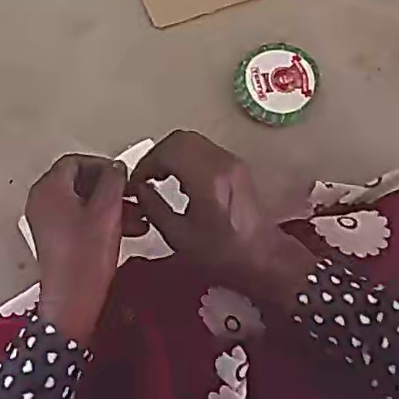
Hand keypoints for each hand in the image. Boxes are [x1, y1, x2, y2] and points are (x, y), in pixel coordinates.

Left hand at [26, 154, 128, 342]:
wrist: (73, 301)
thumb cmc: (83, 260)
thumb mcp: (107, 210)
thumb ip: (113, 180)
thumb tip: (116, 168)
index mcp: (49, 189)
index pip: (75, 161)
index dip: (102, 165)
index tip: (121, 174)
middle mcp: (42, 202)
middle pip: (78, 180)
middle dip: (108, 187)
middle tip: (128, 192)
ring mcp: (46, 222)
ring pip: (81, 201)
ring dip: (109, 205)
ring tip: (134, 215)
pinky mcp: (55, 240)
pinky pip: (79, 218)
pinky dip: (100, 219)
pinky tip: (124, 230)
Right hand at [129, 131, 314, 305]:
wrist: (262, 258)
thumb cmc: (224, 254)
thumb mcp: (179, 237)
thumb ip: (154, 208)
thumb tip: (140, 190)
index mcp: (208, 179)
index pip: (169, 152)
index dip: (146, 164)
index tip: (136, 182)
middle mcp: (222, 163)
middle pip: (180, 139)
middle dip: (157, 155)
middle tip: (144, 177)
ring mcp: (231, 162)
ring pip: (192, 141)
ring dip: (171, 154)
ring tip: (158, 177)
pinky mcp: (236, 166)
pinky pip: (203, 149)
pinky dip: (185, 157)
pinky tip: (178, 179)